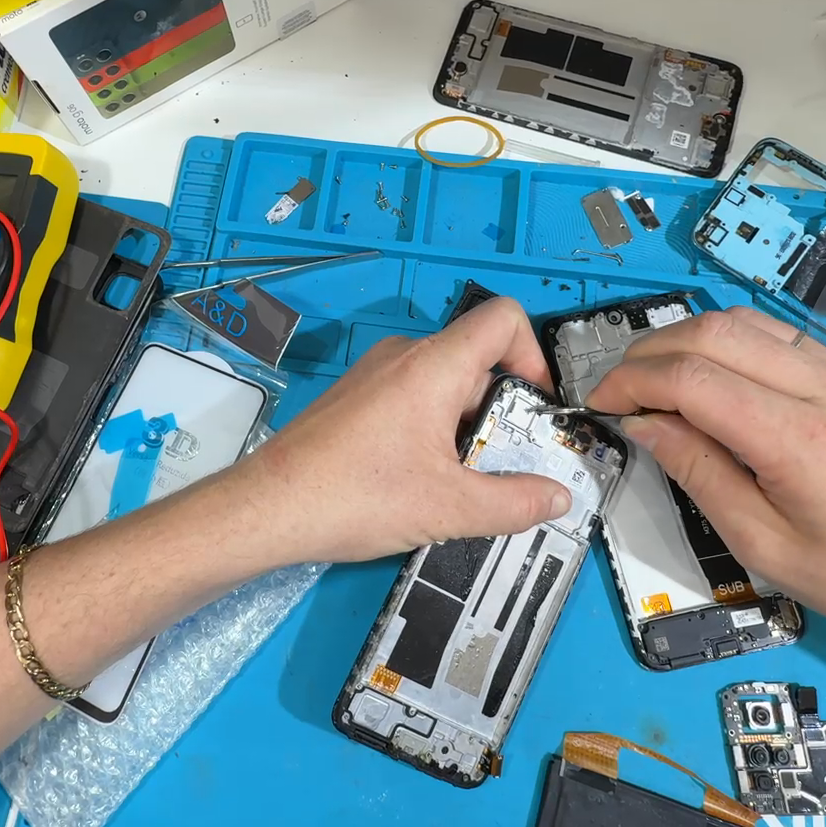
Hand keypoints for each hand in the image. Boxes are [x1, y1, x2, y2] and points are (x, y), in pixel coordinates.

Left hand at [222, 296, 573, 563]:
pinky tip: (421, 476)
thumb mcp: (449, 508)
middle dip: (501, 408)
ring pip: (443, 381)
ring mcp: (374, 373)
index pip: (503, 318)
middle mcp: (403, 356)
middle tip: (505, 461)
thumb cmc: (357, 496)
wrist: (268, 506)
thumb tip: (557, 499)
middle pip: (475, 359)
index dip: (533, 353)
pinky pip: (411, 395)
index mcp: (433, 366)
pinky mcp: (355, 396)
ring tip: (463, 478)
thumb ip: (514, 504)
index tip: (536, 405)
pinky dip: (433, 425)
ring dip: (466, 423)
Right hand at [587, 306, 825, 663]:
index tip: (599, 403)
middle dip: (647, 353)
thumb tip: (642, 423)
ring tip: (653, 381)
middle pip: (712, 332)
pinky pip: (771, 334)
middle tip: (618, 390)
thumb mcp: (762, 545)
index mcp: (803, 440)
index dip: (631, 382)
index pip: (692, 378)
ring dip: (682, 341)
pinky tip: (706, 377)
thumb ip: (696, 471)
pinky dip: (722, 343)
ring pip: (740, 321)